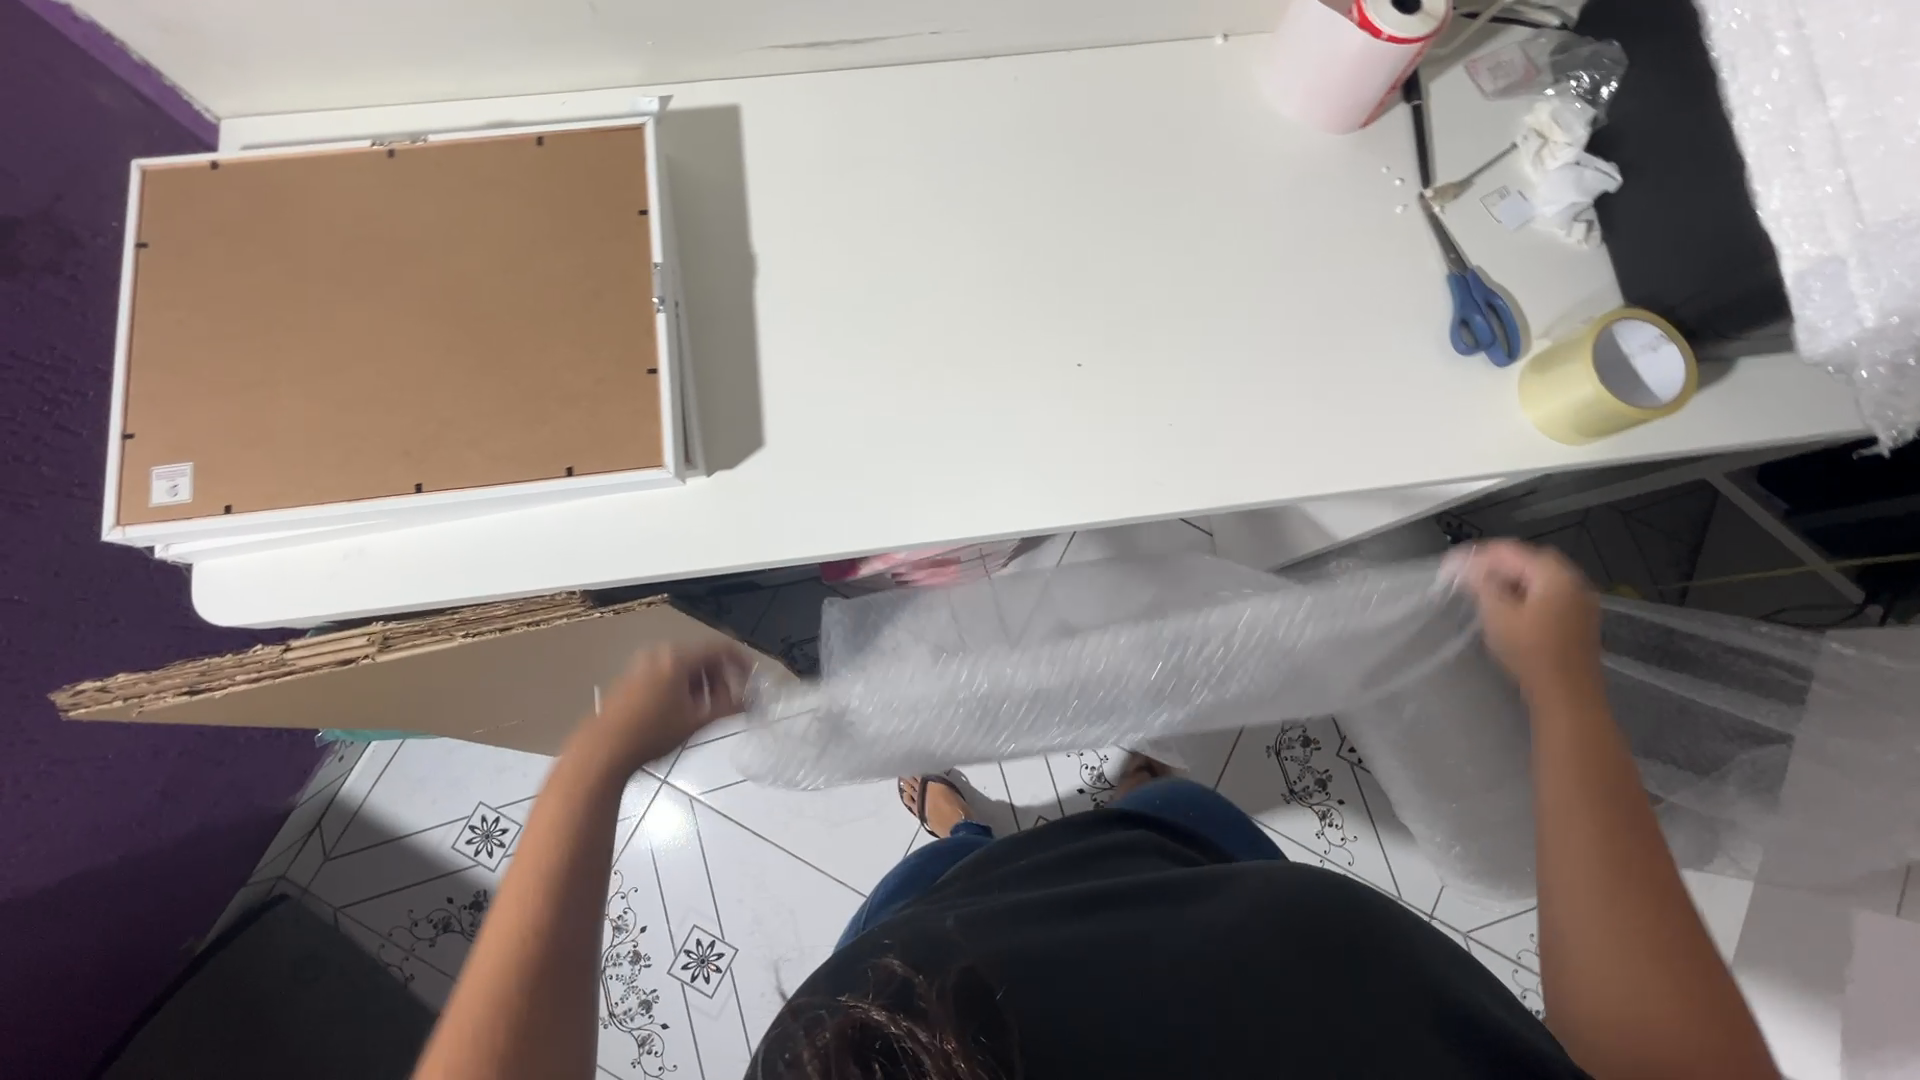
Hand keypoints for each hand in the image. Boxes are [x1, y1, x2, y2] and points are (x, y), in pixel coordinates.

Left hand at [569, 644, 752, 774]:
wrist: (602, 751)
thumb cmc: (652, 734)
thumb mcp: (697, 721)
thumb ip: (729, 707)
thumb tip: (751, 701)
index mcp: (677, 657)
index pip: (720, 648)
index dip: (740, 662)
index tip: (753, 678)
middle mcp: (659, 653)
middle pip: (701, 657)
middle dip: (720, 677)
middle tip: (730, 700)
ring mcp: (642, 664)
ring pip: (683, 667)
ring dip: (701, 684)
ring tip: (707, 710)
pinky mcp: (631, 677)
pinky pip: (666, 673)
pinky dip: (682, 686)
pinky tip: (684, 710)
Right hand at [1451, 539, 1602, 701]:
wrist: (1567, 693)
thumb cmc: (1529, 651)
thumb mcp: (1497, 614)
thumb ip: (1482, 583)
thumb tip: (1467, 565)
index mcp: (1555, 575)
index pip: (1511, 551)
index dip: (1476, 554)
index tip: (1448, 565)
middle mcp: (1573, 581)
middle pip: (1529, 559)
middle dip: (1495, 562)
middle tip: (1465, 573)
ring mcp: (1579, 600)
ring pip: (1539, 576)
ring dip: (1510, 576)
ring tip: (1481, 587)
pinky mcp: (1578, 618)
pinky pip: (1547, 592)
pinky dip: (1524, 590)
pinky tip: (1506, 603)